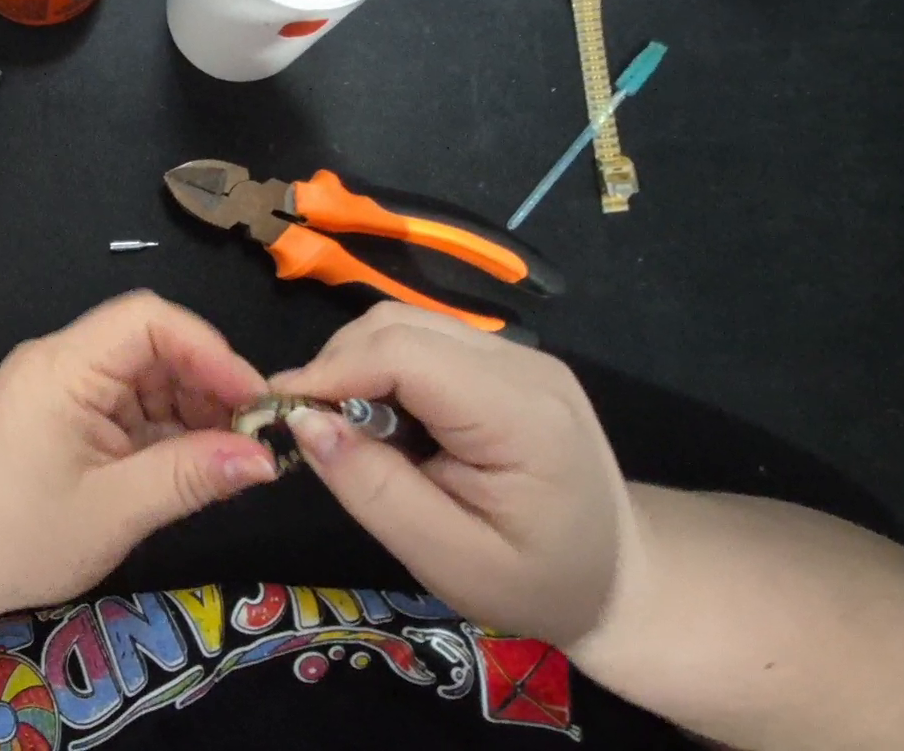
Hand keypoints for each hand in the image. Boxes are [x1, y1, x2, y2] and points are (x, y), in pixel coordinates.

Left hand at [0, 291, 278, 626]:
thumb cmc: (15, 538)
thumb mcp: (113, 511)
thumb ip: (191, 476)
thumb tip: (267, 457)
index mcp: (63, 367)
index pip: (147, 319)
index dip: (210, 349)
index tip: (254, 400)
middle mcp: (62, 360)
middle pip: (151, 343)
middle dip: (207, 382)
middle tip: (252, 438)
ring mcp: (62, 384)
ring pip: (146, 373)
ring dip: (192, 408)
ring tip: (227, 456)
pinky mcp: (65, 410)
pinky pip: (128, 401)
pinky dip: (164, 426)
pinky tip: (191, 461)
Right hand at [274, 302, 636, 648]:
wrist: (623, 577)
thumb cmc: (536, 581)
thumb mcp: (447, 560)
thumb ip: (373, 489)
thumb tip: (301, 421)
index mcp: (520, 414)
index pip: (403, 353)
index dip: (331, 372)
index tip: (280, 413)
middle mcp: (520, 363)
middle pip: (395, 324)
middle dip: (336, 366)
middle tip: (313, 427)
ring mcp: (514, 353)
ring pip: (399, 322)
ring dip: (353, 364)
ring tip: (349, 427)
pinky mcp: (499, 358)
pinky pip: (417, 338)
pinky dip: (378, 367)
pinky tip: (383, 417)